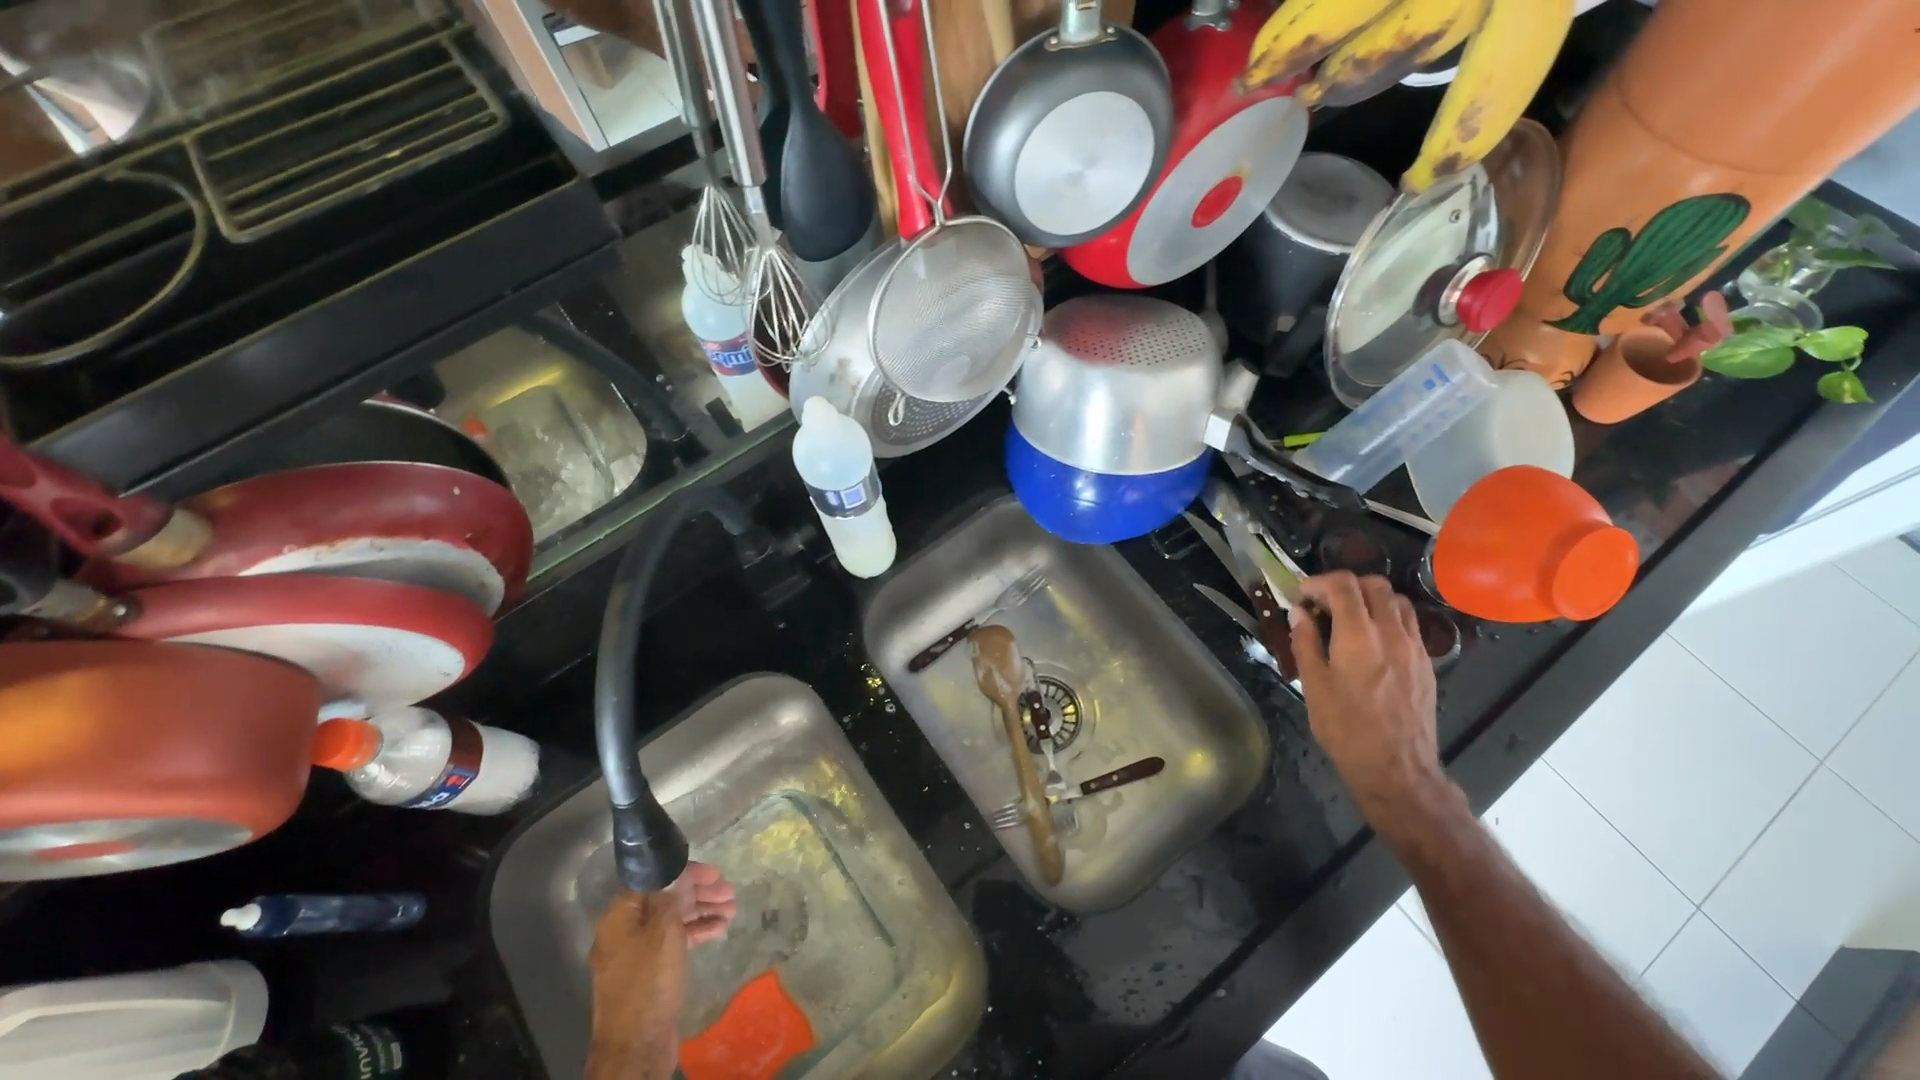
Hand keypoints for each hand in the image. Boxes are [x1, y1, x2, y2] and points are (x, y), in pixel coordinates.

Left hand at [585, 862, 737, 1079]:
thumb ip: (671, 898)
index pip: (654, 880)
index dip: (685, 873)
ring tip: (732, 910)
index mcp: (620, 916)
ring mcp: (635, 954)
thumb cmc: (649, 982)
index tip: (715, 874)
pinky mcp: (648, 974)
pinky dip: (694, 934)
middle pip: (664, 900)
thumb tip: (677, 872)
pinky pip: (672, 943)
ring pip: (671, 922)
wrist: (635, 1046)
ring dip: (701, 912)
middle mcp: (624, 931)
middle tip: (729, 892)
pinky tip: (719, 931)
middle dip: (698, 894)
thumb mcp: (664, 933)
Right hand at [1290, 572, 1452, 825]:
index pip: (1343, 585)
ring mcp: (1414, 647)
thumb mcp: (1314, 687)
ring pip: (1398, 601)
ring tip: (1350, 618)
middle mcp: (1391, 633)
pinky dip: (1388, 619)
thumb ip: (1306, 643)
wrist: (1396, 767)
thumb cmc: (1346, 729)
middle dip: (1346, 585)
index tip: (1302, 596)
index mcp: (1358, 636)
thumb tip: (1300, 614)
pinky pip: (1409, 625)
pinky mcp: (1426, 663)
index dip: (1319, 582)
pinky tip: (1372, 642)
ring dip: (1371, 599)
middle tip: (1324, 604)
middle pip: (1375, 585)